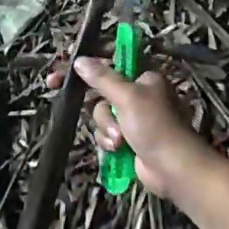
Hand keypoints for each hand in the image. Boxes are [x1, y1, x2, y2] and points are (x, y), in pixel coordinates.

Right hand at [55, 57, 217, 201]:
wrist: (173, 169)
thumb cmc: (155, 126)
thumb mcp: (127, 97)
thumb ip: (102, 77)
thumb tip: (80, 60)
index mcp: (143, 78)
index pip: (109, 63)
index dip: (85, 65)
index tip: (61, 69)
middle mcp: (138, 95)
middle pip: (100, 91)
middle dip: (98, 107)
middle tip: (54, 87)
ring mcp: (133, 118)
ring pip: (101, 115)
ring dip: (106, 127)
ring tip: (119, 140)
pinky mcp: (128, 139)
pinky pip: (106, 133)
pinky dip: (108, 140)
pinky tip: (117, 149)